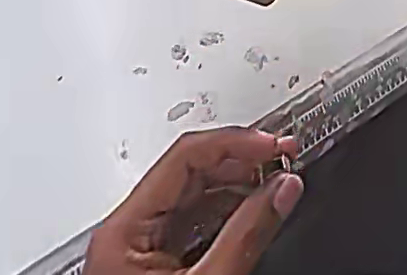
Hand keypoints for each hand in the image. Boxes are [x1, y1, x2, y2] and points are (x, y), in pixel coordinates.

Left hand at [85, 128, 303, 274]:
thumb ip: (247, 235)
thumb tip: (283, 188)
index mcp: (124, 232)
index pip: (185, 158)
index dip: (233, 144)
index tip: (271, 146)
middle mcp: (129, 233)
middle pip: (190, 172)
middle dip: (240, 160)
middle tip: (282, 156)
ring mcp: (142, 251)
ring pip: (196, 195)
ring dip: (238, 183)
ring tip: (275, 180)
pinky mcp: (158, 268)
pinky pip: (197, 221)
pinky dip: (230, 210)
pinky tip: (255, 208)